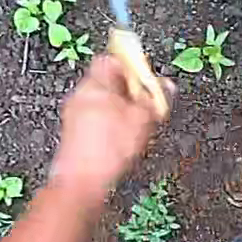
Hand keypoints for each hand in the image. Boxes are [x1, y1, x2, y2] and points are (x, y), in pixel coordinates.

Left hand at [46, 55, 174, 200]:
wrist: (82, 181)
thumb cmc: (108, 148)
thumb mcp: (143, 118)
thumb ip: (155, 98)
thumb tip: (167, 85)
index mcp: (94, 85)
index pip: (111, 59)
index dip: (132, 65)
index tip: (147, 78)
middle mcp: (80, 96)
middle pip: (109, 81)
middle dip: (131, 91)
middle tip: (148, 104)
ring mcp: (75, 115)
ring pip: (105, 102)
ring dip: (123, 109)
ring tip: (139, 125)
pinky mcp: (75, 134)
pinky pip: (98, 119)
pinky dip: (113, 124)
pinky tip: (124, 140)